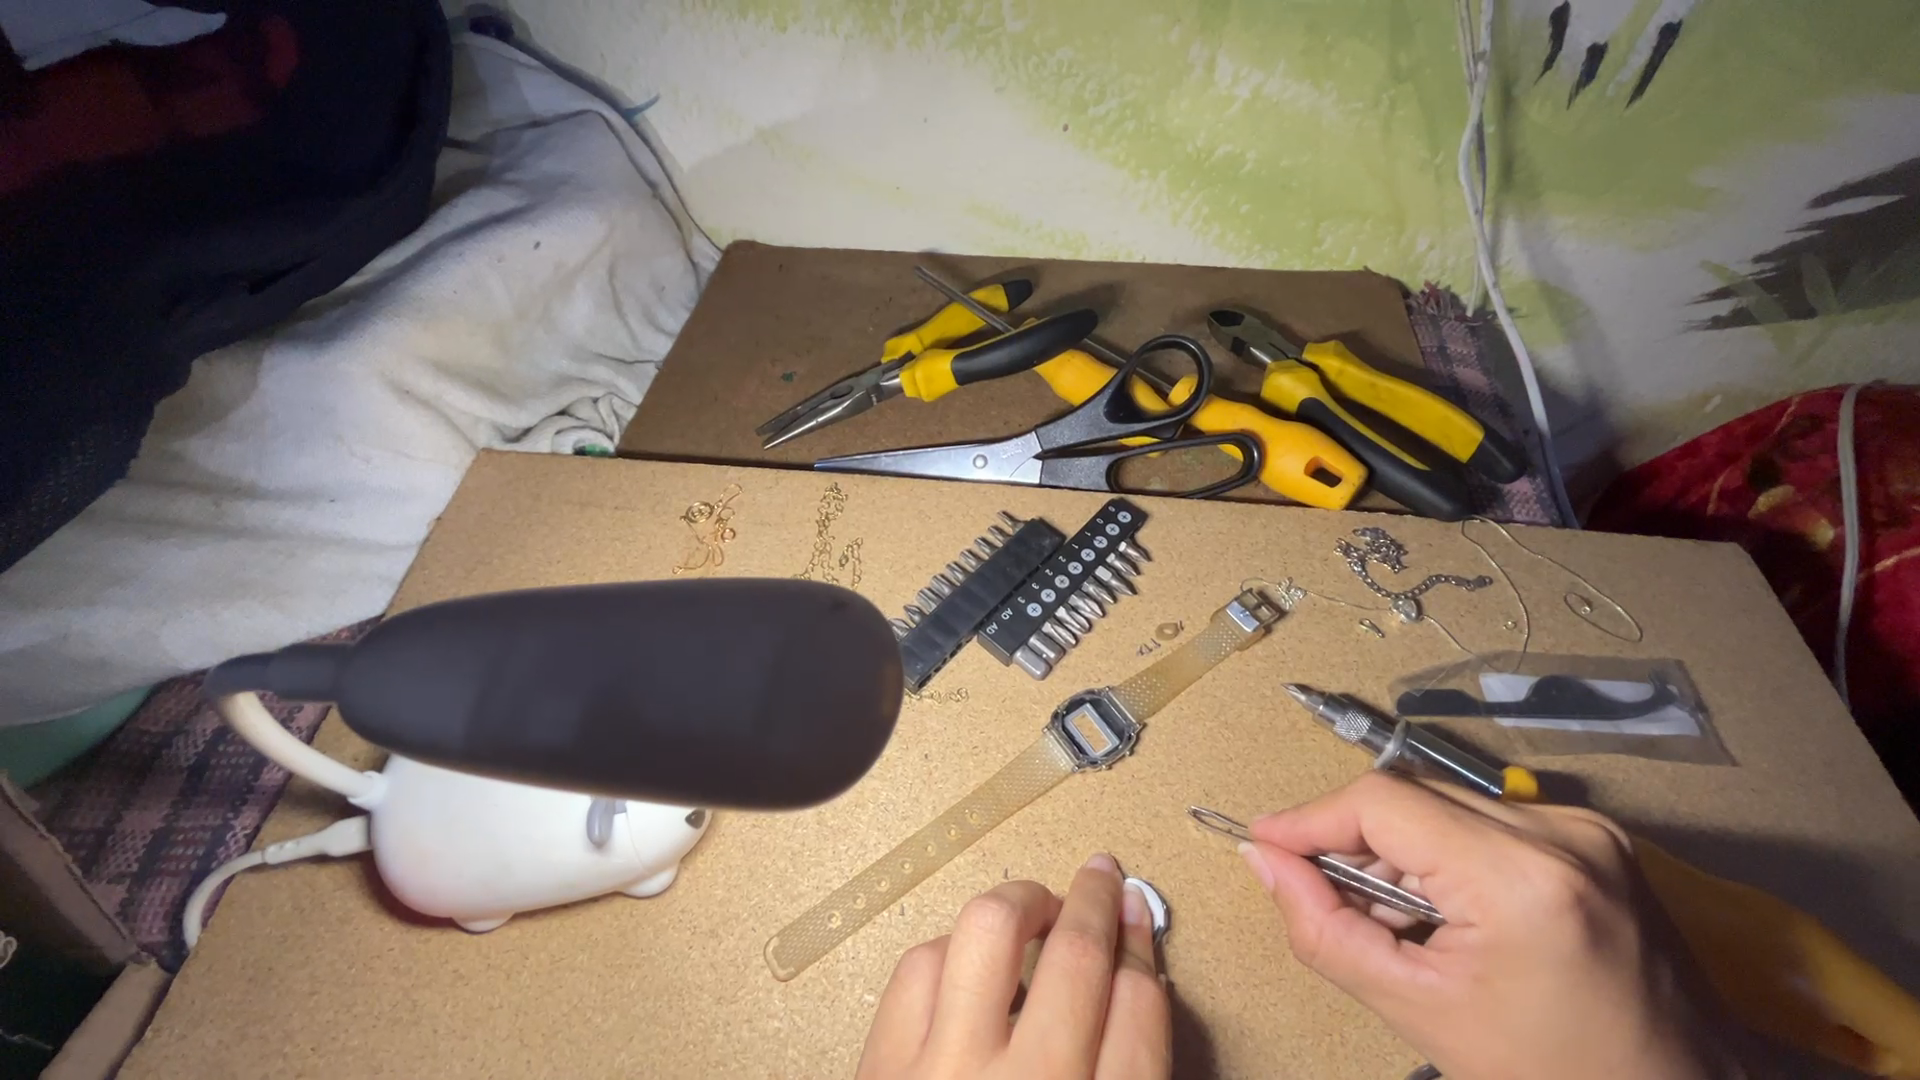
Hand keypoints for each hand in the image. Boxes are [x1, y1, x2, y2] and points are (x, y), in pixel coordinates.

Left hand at [855, 853, 1171, 1079]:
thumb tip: (1136, 988)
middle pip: (1076, 961)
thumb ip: (1122, 1073)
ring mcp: (941, 1075)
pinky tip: (968, 958)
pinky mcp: (879, 1070)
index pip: (1139, 1017)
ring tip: (1039, 903)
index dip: (1143, 953)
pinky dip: (949, 948)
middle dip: (1098, 902)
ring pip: (989, 934)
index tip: (1139, 918)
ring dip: (1022, 901)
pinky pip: (918, 969)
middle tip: (1105, 874)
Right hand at [1241, 773, 1725, 1079]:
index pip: (1380, 802)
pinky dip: (1436, 849)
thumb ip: (1323, 929)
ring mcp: (1583, 828)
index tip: (1263, 843)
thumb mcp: (1418, 1011)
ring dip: (1390, 844)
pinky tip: (1434, 903)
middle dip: (1347, 836)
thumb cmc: (1552, 1077)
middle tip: (1316, 887)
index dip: (1310, 818)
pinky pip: (1478, 817)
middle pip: (1406, 795)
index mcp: (1521, 878)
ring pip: (1438, 802)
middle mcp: (1559, 831)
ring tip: (1384, 911)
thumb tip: (1262, 859)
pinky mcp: (1591, 836)